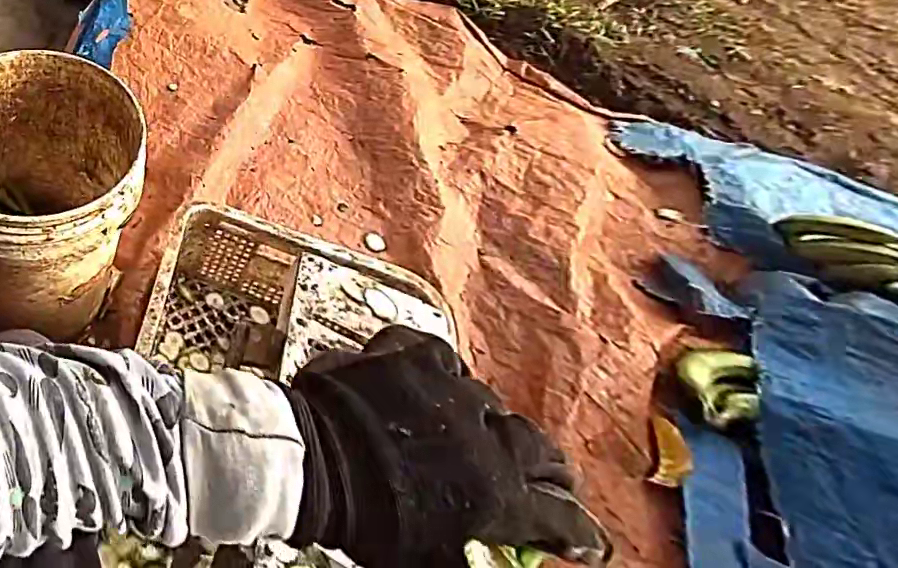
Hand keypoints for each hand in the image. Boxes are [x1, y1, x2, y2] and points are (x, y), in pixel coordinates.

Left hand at [284, 326, 610, 567]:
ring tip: (476, 422)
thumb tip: (496, 561)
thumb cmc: (371, 522)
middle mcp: (482, 436)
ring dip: (483, 413)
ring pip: (483, 395)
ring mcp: (442, 388)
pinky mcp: (403, 354)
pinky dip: (434, 364)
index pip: (561, 516)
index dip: (576, 530)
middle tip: (544, 474)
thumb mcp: (436, 561)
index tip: (580, 535)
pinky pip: (432, 351)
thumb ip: (477, 559)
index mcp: (498, 494)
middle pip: (535, 445)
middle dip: (545, 465)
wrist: (317, 461)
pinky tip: (431, 373)